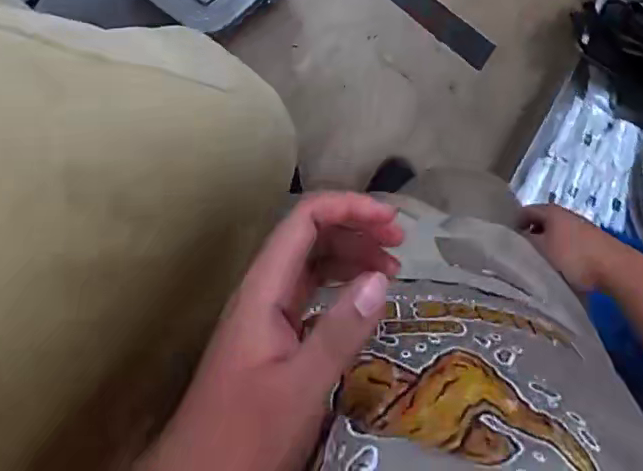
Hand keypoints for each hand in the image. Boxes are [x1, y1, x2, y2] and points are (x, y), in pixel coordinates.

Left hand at [136, 192, 403, 470]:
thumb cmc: (242, 435)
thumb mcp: (299, 388)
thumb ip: (339, 332)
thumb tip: (380, 277)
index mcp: (264, 288)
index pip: (305, 219)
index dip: (348, 207)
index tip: (389, 222)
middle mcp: (264, 289)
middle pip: (311, 233)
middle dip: (356, 227)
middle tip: (399, 243)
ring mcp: (267, 311)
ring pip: (313, 260)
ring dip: (352, 253)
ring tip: (392, 267)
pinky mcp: (274, 334)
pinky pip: (312, 289)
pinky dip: (343, 282)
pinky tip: (364, 297)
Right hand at [519, 203, 638, 293]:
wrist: (614, 267)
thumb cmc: (573, 256)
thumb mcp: (541, 250)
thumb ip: (524, 244)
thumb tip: (512, 241)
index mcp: (550, 211)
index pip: (524, 212)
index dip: (513, 226)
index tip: (506, 244)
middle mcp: (564, 214)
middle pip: (540, 224)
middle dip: (529, 238)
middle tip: (520, 258)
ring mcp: (580, 227)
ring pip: (554, 236)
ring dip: (546, 249)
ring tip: (539, 268)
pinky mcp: (591, 243)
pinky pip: (568, 246)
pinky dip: (560, 255)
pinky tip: (560, 272)